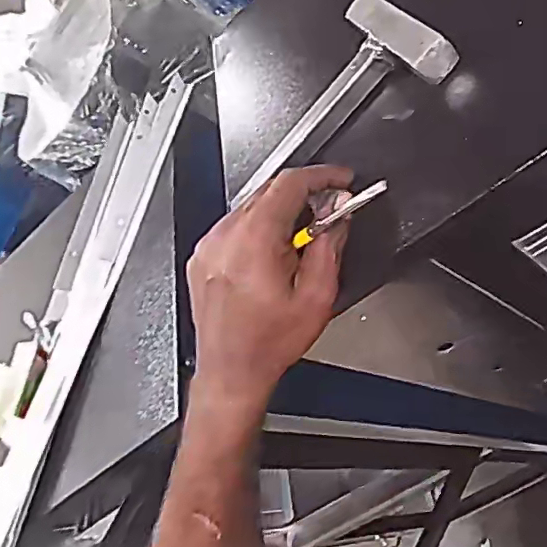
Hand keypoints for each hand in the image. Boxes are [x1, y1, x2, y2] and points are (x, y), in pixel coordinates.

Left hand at [187, 165, 353, 403]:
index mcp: (254, 241)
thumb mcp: (318, 295)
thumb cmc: (269, 342)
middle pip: (270, 189)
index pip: (289, 183)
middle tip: (333, 206)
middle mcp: (226, 237)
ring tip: (309, 233)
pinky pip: (238, 224)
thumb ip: (331, 246)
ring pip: (254, 205)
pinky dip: (264, 224)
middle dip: (307, 192)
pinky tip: (282, 247)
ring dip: (285, 209)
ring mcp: (211, 246)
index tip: (341, 179)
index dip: (322, 175)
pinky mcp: (204, 256)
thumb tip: (337, 215)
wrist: (233, 371)